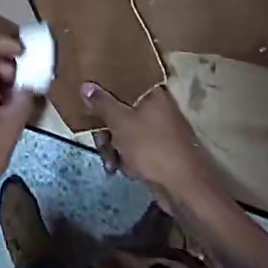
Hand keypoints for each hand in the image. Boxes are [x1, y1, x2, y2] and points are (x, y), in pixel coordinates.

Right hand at [81, 83, 225, 210]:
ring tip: (110, 162)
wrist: (182, 186)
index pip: (124, 81)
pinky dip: (124, 155)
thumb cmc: (152, 147)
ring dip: (112, 145)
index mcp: (151, 93)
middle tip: (100, 142)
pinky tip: (118, 168)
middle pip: (120, 109)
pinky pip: (133, 146)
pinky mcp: (156, 149)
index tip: (88, 99)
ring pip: (124, 130)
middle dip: (106, 128)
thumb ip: (102, 103)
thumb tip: (85, 84)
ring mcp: (157, 129)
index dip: (104, 89)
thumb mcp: (121, 123)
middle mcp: (156, 107)